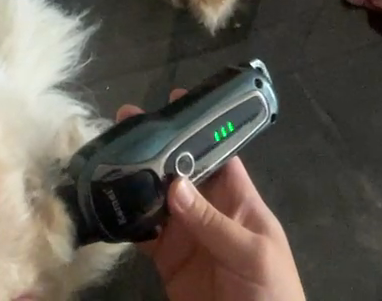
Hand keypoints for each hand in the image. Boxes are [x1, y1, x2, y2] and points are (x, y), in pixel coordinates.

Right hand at [117, 95, 305, 300]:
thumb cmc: (274, 297)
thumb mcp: (253, 256)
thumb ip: (213, 222)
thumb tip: (174, 183)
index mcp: (239, 202)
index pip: (218, 154)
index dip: (199, 127)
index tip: (175, 100)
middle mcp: (209, 211)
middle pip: (179, 170)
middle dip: (155, 144)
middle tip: (126, 119)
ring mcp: (186, 236)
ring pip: (156, 197)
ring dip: (134, 175)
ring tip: (107, 151)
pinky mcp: (167, 261)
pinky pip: (143, 232)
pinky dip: (125, 216)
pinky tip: (108, 199)